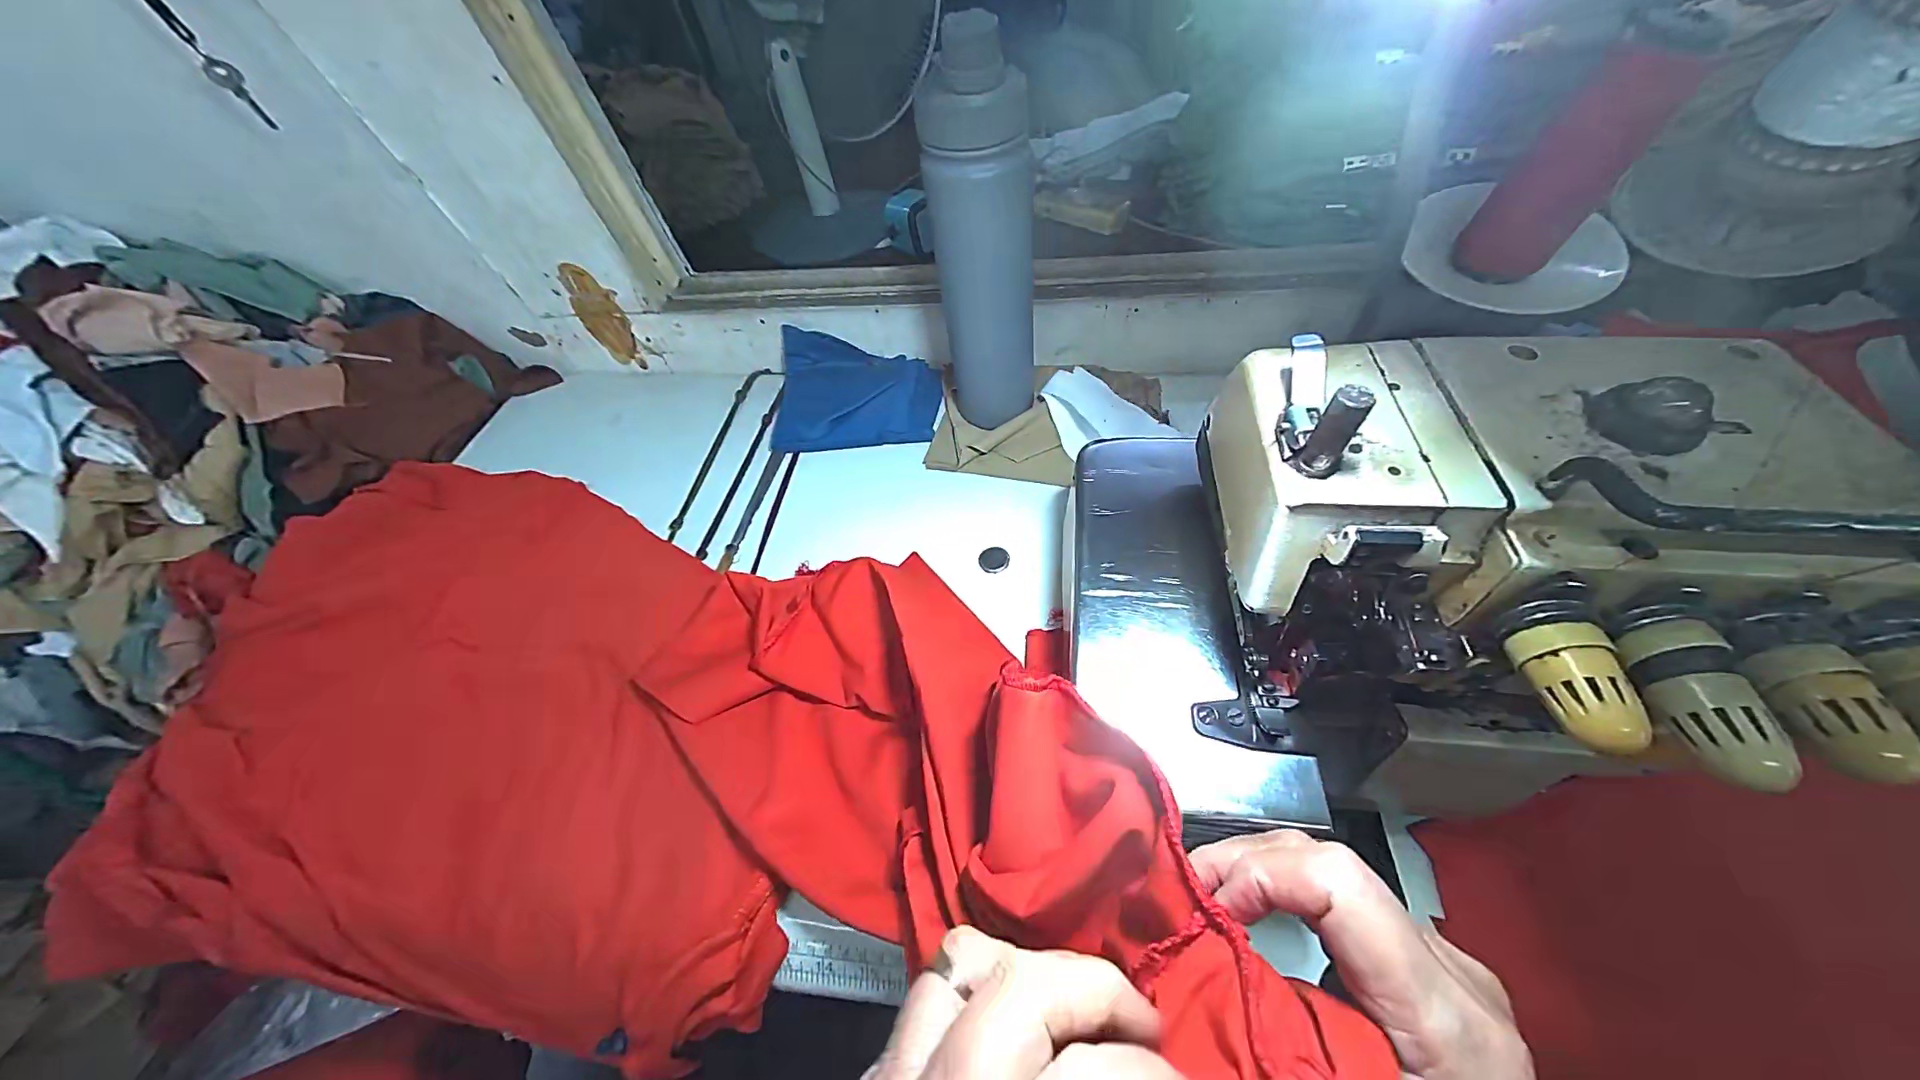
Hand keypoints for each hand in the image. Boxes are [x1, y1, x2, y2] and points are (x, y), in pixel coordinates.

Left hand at [865, 926, 1184, 1079]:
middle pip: (1015, 985)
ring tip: (1076, 1000)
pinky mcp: (879, 1070)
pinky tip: (1015, 1005)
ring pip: (957, 963)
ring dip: (1028, 967)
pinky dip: (977, 983)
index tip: (1172, 1063)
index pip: (1085, 1065)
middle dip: (1091, 988)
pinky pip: (928, 992)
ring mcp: (892, 1073)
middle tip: (1138, 1023)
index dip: (1143, 1061)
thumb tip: (1160, 1059)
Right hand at [1190, 830, 1532, 1079]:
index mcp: (1442, 1016)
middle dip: (1241, 862)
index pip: (1338, 882)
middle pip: (1328, 861)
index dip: (1258, 873)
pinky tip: (1252, 919)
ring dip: (1257, 873)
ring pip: (1333, 872)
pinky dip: (1284, 897)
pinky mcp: (1429, 974)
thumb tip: (1198, 977)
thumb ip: (1279, 1034)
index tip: (1207, 909)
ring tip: (1206, 900)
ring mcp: (1444, 966)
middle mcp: (1451, 973)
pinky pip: (1345, 906)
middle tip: (1183, 895)